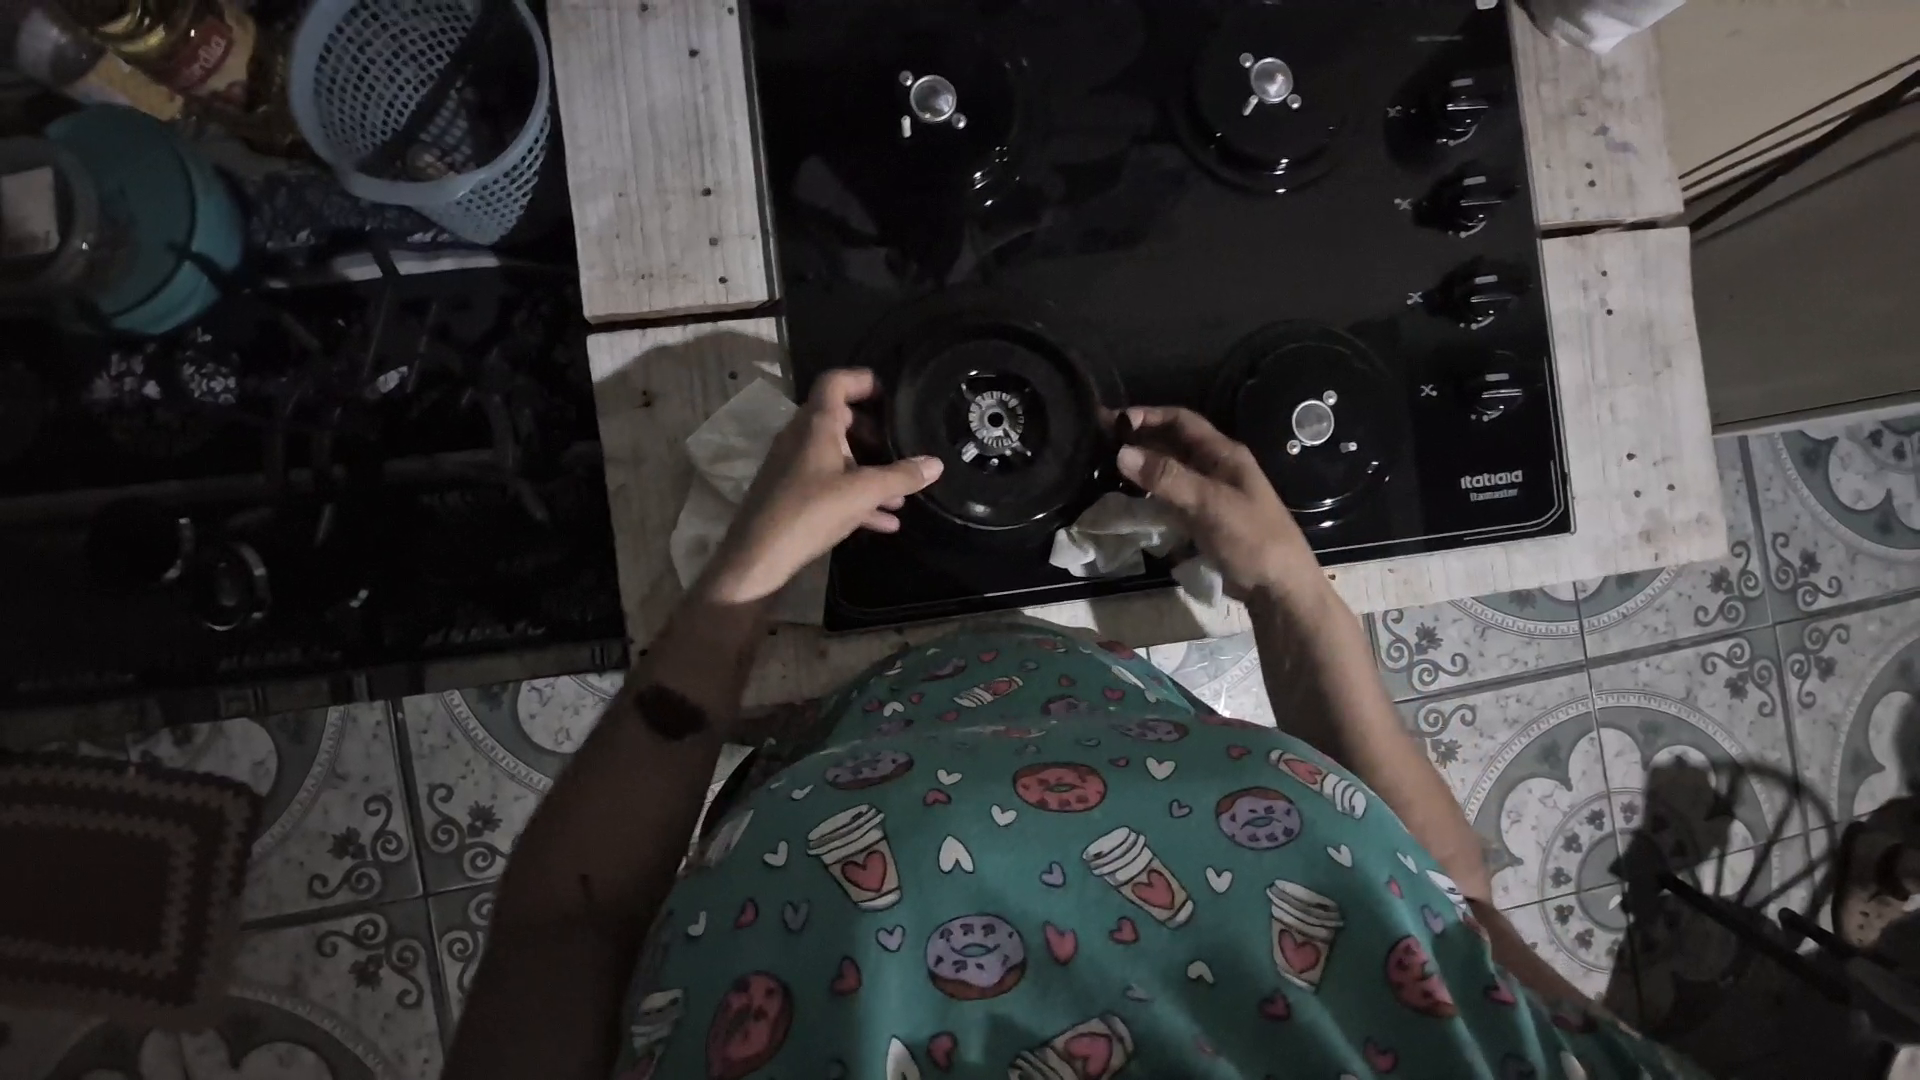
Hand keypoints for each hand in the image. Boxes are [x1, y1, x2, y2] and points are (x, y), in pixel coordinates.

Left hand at [699, 369, 942, 605]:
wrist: (757, 556)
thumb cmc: (810, 512)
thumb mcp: (863, 493)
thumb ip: (901, 477)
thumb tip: (935, 464)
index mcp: (815, 424)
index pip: (835, 382)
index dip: (862, 380)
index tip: (889, 394)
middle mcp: (800, 438)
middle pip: (839, 420)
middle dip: (872, 433)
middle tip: (897, 447)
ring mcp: (793, 466)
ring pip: (836, 457)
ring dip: (867, 471)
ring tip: (900, 494)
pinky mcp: (791, 494)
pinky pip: (829, 485)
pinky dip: (855, 496)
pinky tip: (884, 522)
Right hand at [1115, 406, 1323, 604]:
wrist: (1277, 585)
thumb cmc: (1251, 538)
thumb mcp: (1208, 503)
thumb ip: (1167, 478)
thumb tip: (1122, 452)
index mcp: (1223, 454)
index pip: (1182, 421)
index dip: (1149, 415)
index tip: (1115, 420)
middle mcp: (1214, 467)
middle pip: (1172, 443)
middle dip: (1139, 438)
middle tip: (1100, 438)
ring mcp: (1208, 493)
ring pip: (1169, 469)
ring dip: (1141, 464)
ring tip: (1106, 464)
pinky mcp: (1201, 517)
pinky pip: (1170, 495)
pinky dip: (1148, 490)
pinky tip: (1128, 494)